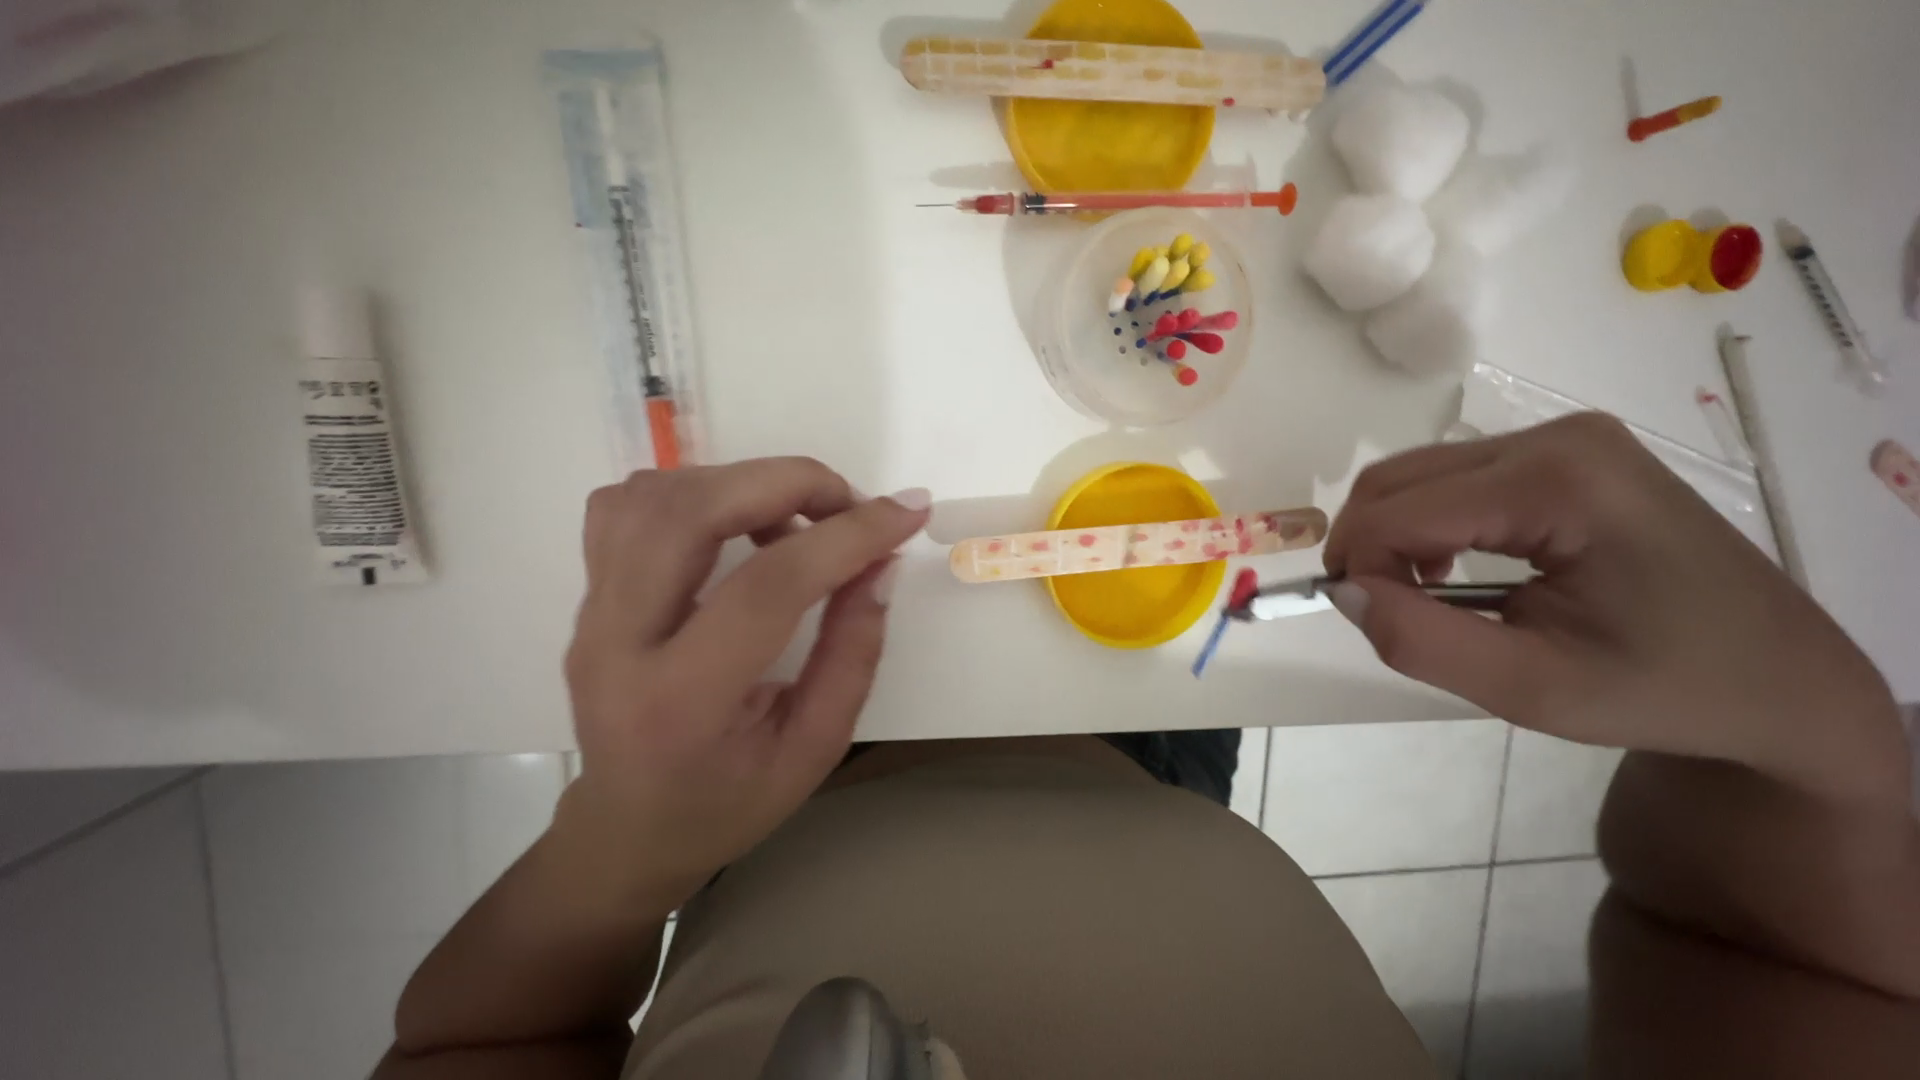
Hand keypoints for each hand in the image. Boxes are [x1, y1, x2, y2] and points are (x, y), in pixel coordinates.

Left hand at [558, 459, 929, 903]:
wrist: (627, 828)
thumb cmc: (727, 802)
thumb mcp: (814, 749)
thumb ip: (853, 654)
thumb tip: (878, 564)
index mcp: (682, 702)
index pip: (765, 588)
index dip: (845, 538)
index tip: (905, 514)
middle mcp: (618, 643)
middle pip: (690, 513)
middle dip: (787, 483)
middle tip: (848, 505)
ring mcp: (591, 612)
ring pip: (654, 495)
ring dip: (740, 482)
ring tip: (794, 520)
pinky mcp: (586, 594)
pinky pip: (626, 505)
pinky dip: (692, 491)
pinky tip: (734, 523)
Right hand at [1324, 413, 1903, 803]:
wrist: (1782, 679)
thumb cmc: (1662, 690)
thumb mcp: (1530, 688)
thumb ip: (1421, 640)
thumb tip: (1344, 591)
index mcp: (1557, 482)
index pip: (1397, 511)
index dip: (1361, 570)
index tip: (1376, 627)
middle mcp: (1557, 437)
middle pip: (1397, 480)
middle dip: (1370, 549)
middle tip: (1390, 615)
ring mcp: (1566, 437)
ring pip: (1416, 476)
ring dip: (1394, 537)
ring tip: (1427, 598)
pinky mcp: (1566, 451)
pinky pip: (1452, 477)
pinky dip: (1426, 524)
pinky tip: (1455, 569)